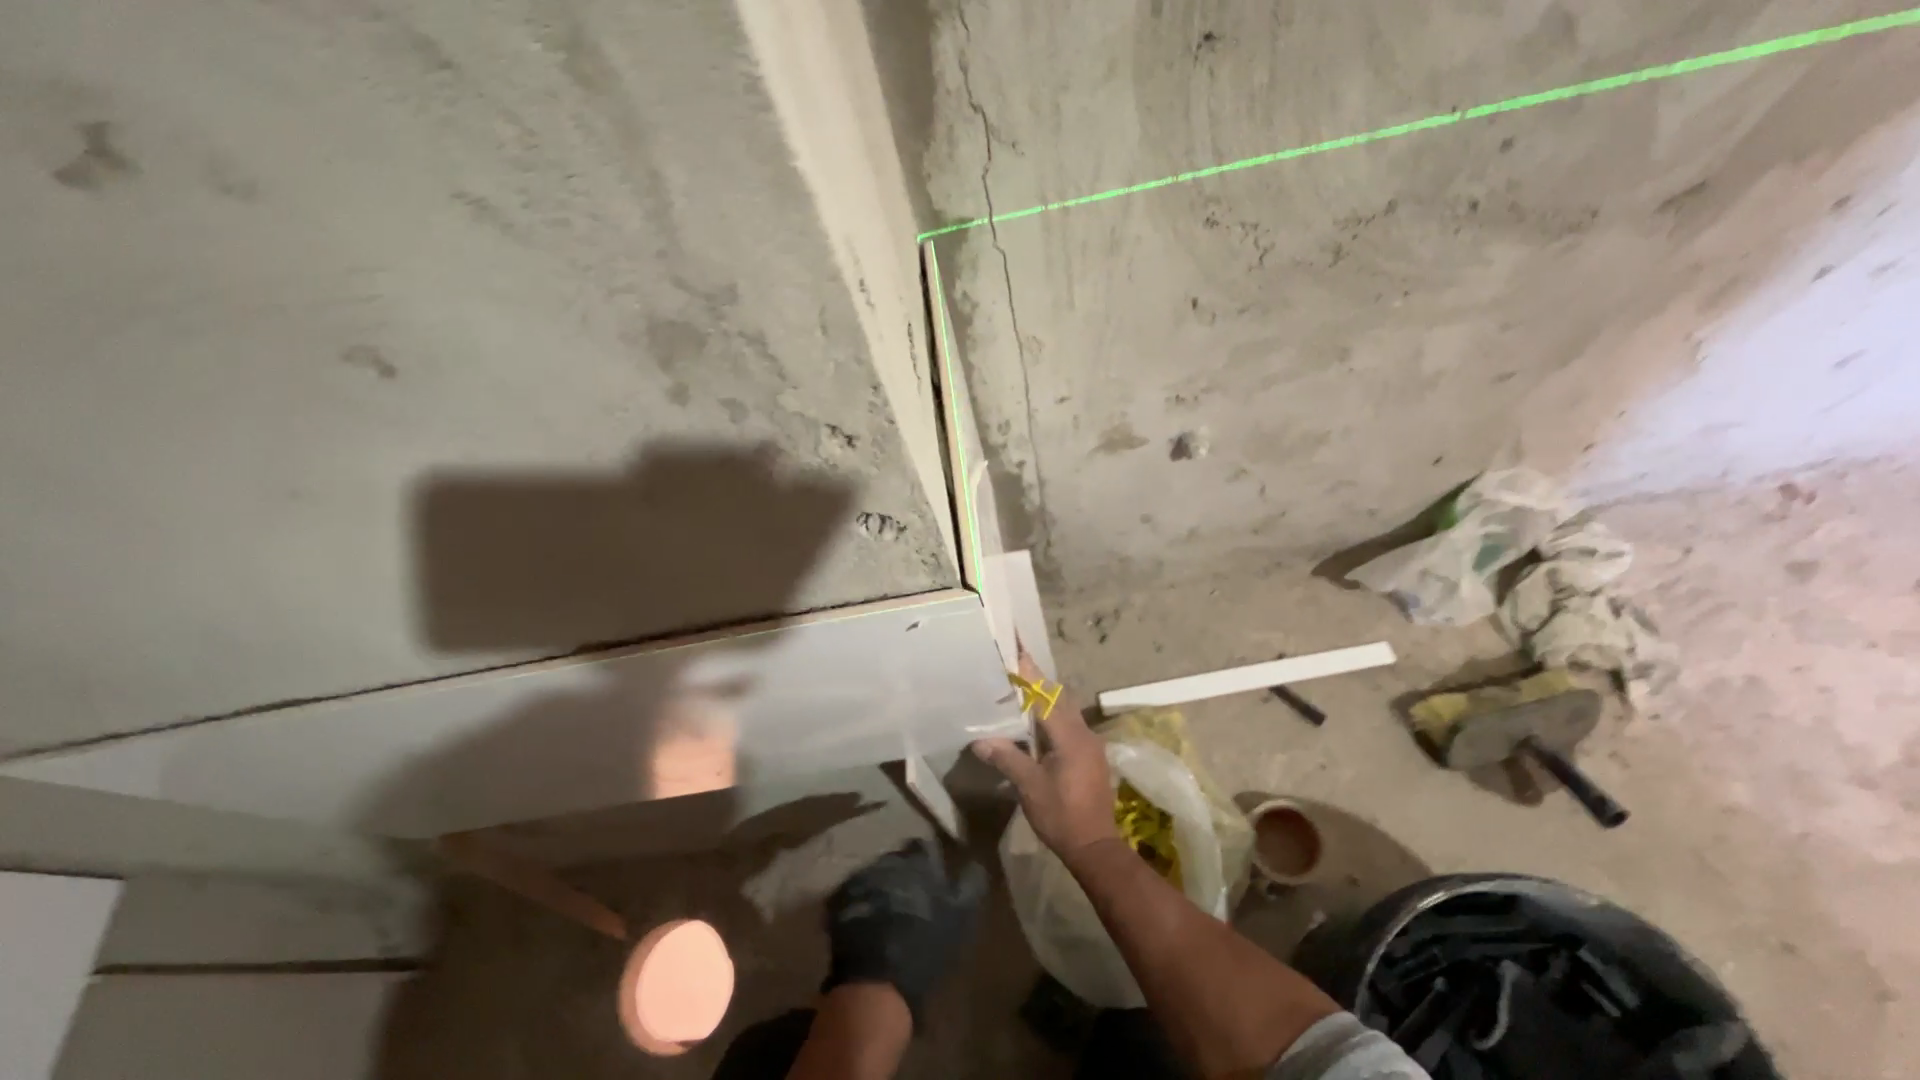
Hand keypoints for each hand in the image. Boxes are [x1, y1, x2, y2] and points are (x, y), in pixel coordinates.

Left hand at [821, 840, 985, 1024]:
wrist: (877, 982)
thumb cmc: (926, 950)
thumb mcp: (961, 919)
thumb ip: (970, 887)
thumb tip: (976, 864)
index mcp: (921, 864)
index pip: (925, 847)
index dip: (929, 857)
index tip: (932, 871)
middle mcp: (889, 863)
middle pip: (897, 858)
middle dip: (902, 870)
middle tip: (909, 892)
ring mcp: (862, 880)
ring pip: (874, 874)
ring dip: (881, 885)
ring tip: (885, 907)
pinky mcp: (840, 900)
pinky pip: (852, 893)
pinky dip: (859, 901)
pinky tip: (863, 919)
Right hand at [971, 651, 1118, 863]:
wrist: (1094, 846)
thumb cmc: (1061, 815)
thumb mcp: (1029, 786)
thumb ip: (1007, 758)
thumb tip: (980, 740)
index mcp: (1070, 736)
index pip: (1046, 697)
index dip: (1030, 674)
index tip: (1017, 651)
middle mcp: (1084, 734)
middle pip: (1058, 699)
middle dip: (1037, 683)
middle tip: (1013, 669)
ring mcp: (1090, 746)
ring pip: (1065, 713)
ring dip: (1045, 701)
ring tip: (1019, 692)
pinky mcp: (1090, 758)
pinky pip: (1068, 727)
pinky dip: (1051, 718)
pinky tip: (1035, 725)